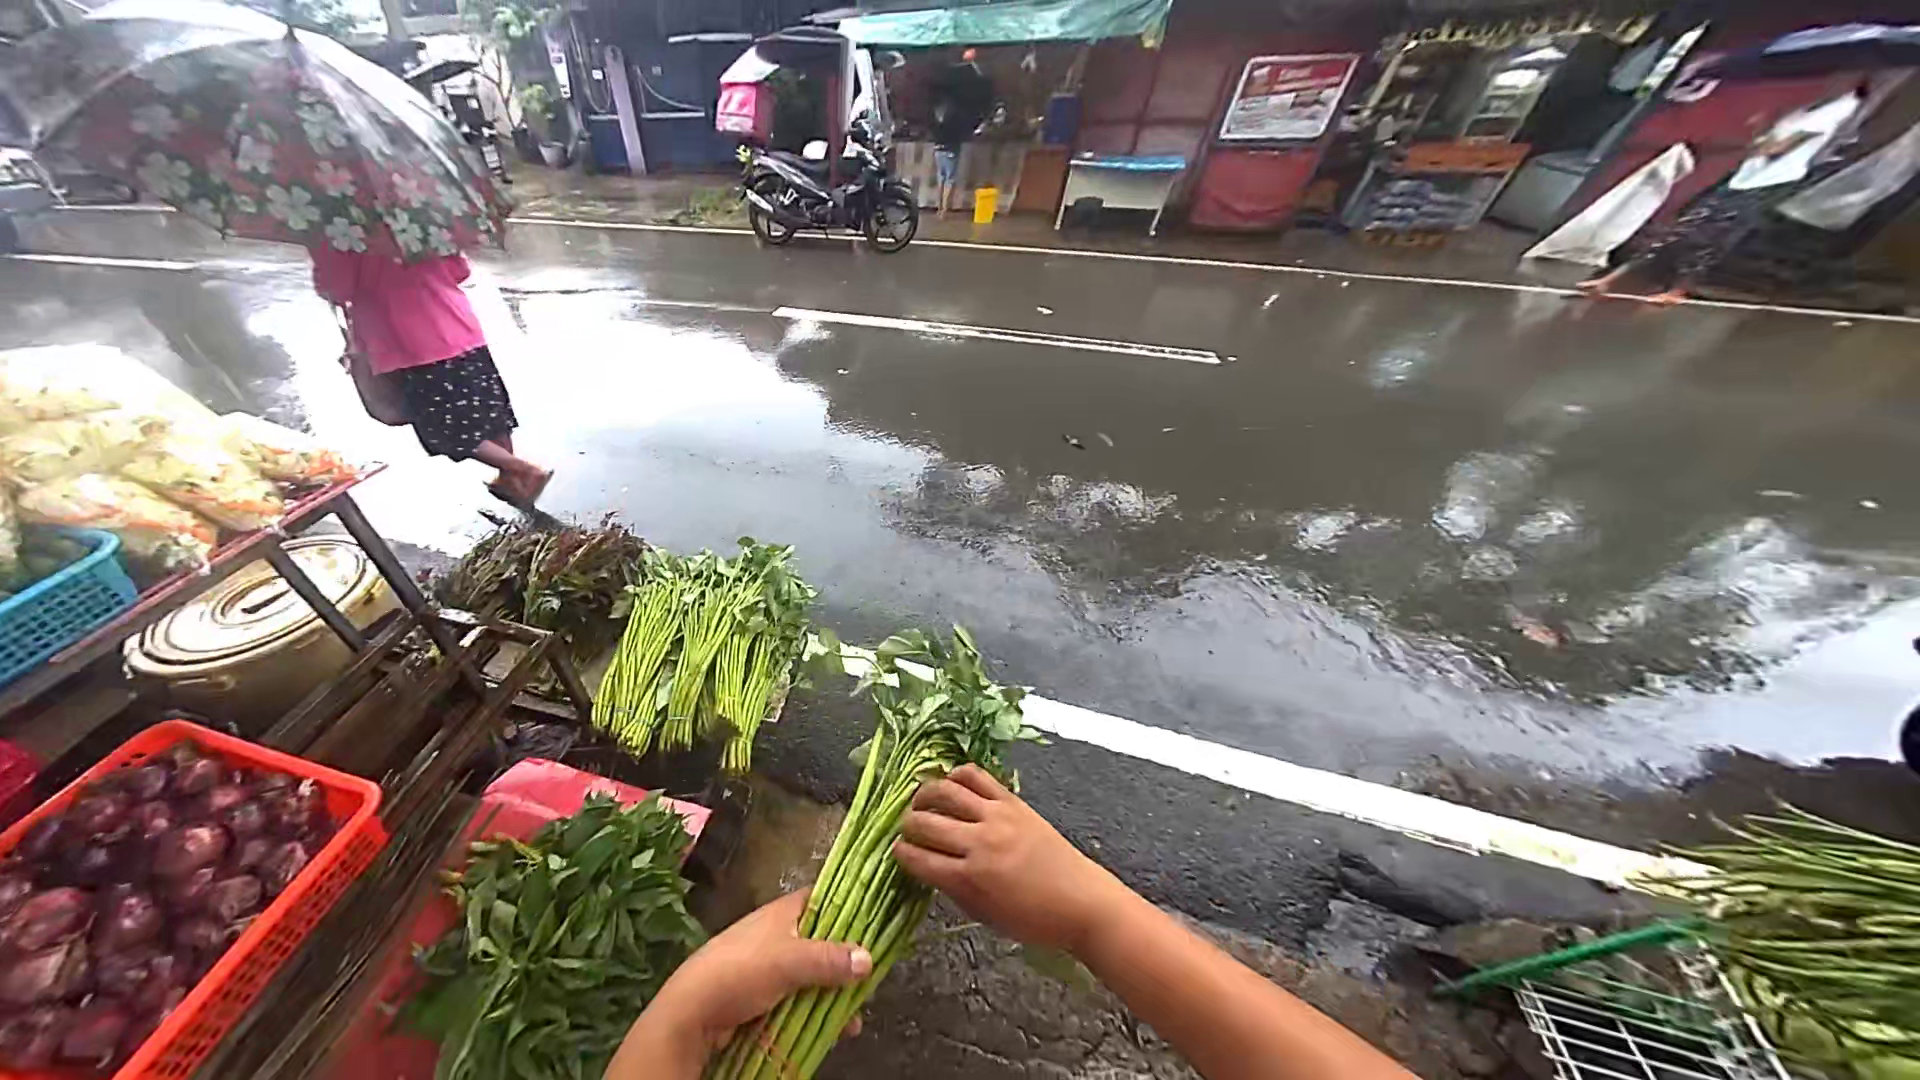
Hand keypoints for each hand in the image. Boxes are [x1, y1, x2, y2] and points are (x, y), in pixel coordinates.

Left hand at [607, 891, 870, 1079]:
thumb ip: (829, 959)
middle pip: (823, 939)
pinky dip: (815, 1010)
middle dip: (846, 961)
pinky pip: (798, 998)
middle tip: (869, 979)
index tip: (873, 921)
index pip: (825, 897)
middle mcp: (779, 932)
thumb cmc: (740, 971)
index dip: (849, 906)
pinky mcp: (761, 995)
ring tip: (854, 1016)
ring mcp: (769, 964)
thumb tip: (869, 958)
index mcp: (785, 910)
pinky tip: (833, 1030)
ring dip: (833, 993)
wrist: (688, 1014)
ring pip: (812, 973)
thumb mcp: (789, 961)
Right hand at [894, 764, 1128, 954]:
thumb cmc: (1031, 918)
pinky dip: (958, 774)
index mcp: (970, 878)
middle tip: (906, 826)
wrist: (1079, 899)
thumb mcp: (984, 914)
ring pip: (946, 791)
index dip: (902, 853)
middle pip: (927, 822)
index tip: (897, 850)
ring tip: (921, 800)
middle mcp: (979, 842)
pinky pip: (977, 776)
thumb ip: (953, 888)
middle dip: (908, 824)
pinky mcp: (1012, 800)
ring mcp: (996, 816)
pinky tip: (951, 783)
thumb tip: (928, 865)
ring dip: (925, 794)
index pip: (920, 859)